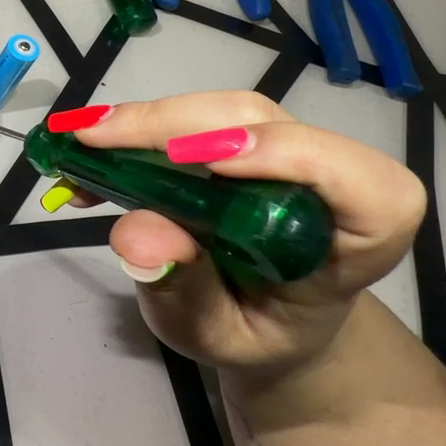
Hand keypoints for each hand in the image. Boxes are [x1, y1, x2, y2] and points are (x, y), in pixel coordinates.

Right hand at [63, 91, 424, 379]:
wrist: (263, 319)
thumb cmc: (253, 333)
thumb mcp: (215, 334)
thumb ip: (185, 291)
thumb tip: (135, 237)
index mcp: (349, 243)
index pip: (367, 188)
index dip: (300, 158)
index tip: (214, 162)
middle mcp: (317, 183)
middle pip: (263, 123)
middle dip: (173, 123)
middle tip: (95, 139)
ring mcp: (273, 154)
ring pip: (219, 111)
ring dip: (142, 120)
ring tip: (78, 141)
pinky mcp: (230, 142)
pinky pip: (185, 120)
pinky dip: (128, 131)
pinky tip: (82, 154)